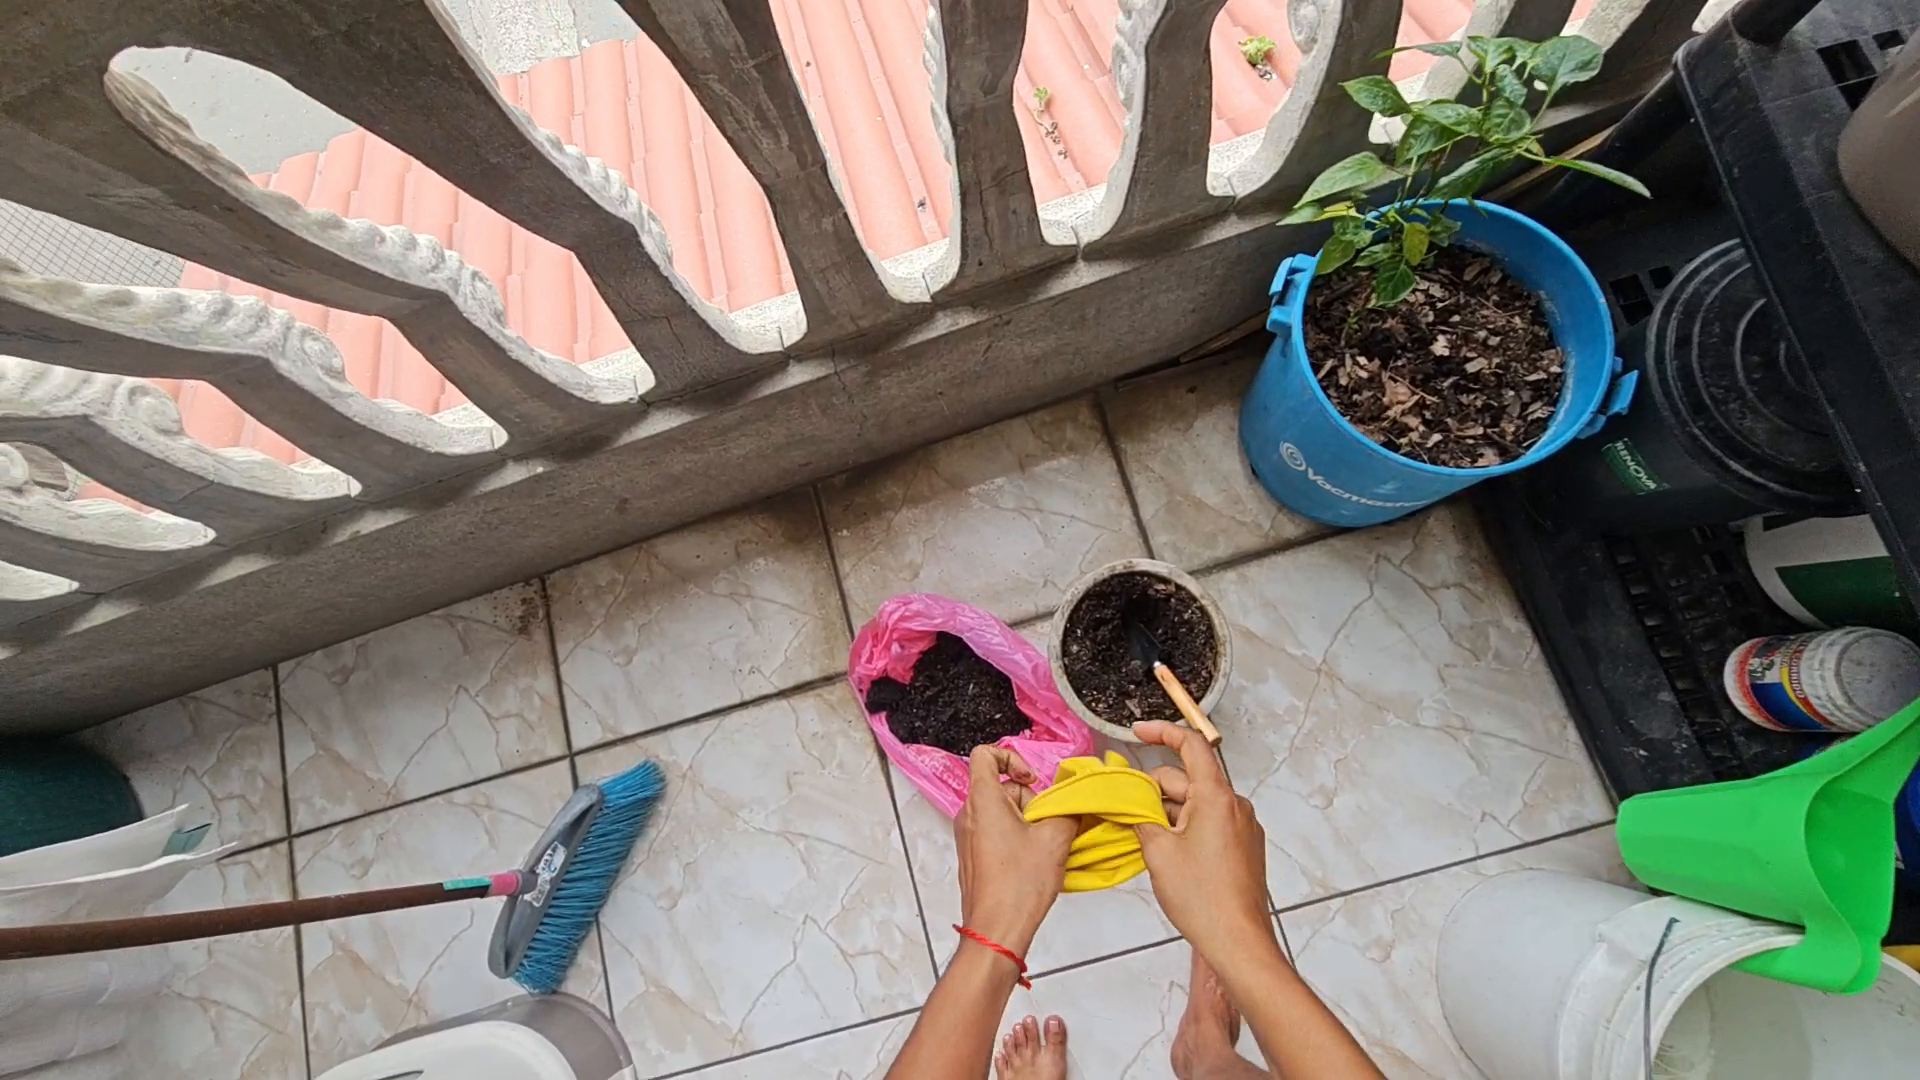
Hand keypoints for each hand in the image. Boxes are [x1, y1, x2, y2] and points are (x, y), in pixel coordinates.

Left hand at [954, 747, 1075, 955]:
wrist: (996, 930)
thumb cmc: (1018, 885)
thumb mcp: (1055, 839)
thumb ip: (1068, 810)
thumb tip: (1075, 802)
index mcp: (982, 799)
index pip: (985, 754)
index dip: (1012, 758)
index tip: (1032, 779)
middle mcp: (969, 813)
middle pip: (1001, 786)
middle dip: (1029, 800)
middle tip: (1046, 825)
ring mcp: (968, 836)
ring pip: (1001, 811)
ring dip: (1026, 822)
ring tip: (1043, 847)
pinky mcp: (973, 855)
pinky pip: (996, 832)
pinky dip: (1016, 838)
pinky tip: (1033, 861)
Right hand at [1131, 721, 1280, 972]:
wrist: (1238, 944)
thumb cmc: (1201, 897)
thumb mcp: (1157, 850)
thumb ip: (1141, 815)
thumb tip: (1129, 801)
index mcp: (1216, 797)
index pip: (1191, 745)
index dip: (1162, 732)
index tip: (1138, 732)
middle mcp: (1234, 805)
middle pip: (1187, 780)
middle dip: (1154, 789)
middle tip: (1124, 808)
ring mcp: (1242, 828)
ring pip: (1195, 803)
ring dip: (1167, 811)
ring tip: (1141, 834)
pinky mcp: (1243, 848)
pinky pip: (1208, 822)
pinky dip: (1183, 826)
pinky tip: (1164, 848)